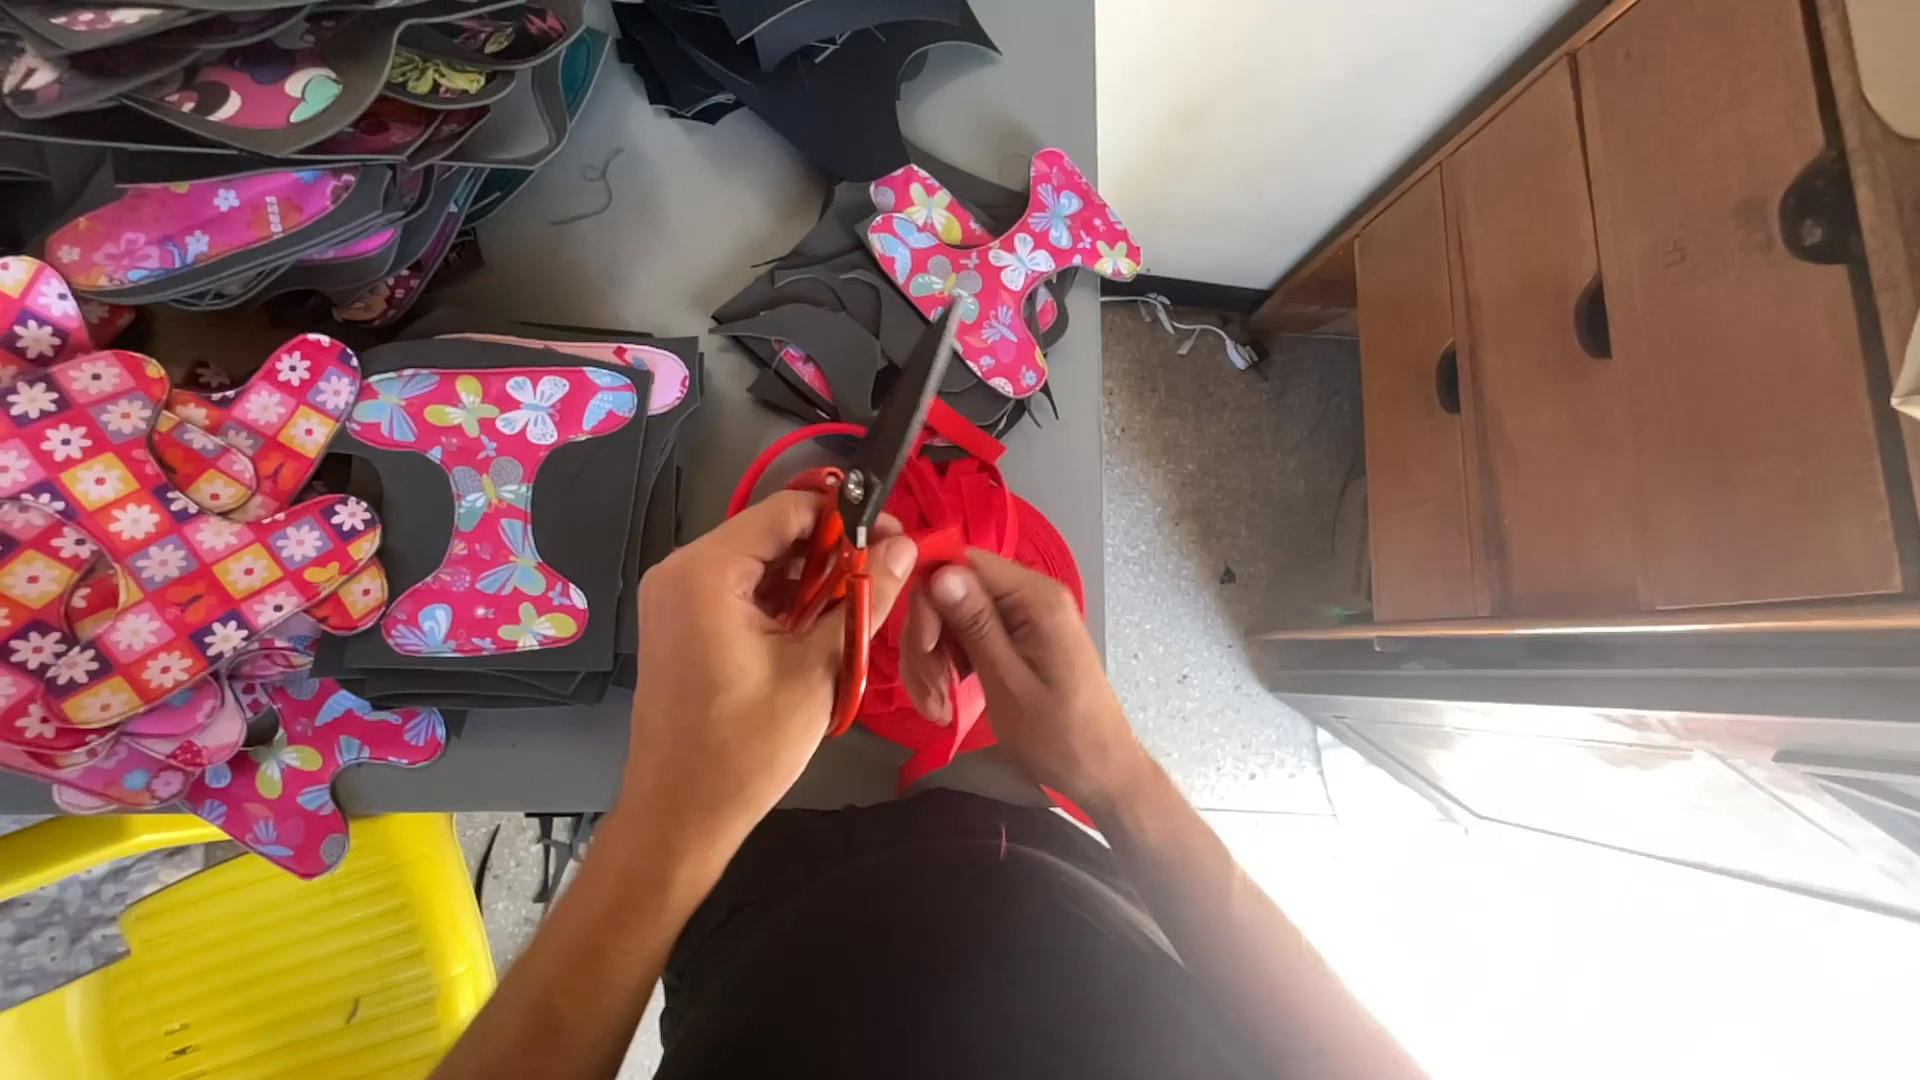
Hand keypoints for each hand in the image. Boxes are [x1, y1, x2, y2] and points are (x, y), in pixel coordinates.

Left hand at [620, 490, 916, 849]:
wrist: (680, 817)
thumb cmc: (746, 748)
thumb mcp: (818, 668)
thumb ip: (865, 599)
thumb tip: (906, 546)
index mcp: (706, 571)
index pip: (787, 510)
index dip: (846, 516)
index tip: (892, 537)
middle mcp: (682, 570)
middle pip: (772, 532)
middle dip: (833, 549)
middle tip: (885, 572)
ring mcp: (677, 595)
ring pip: (762, 560)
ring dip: (812, 576)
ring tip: (860, 602)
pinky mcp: (683, 620)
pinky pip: (743, 588)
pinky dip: (785, 597)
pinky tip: (820, 622)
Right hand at [903, 549, 1149, 811]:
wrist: (1101, 773)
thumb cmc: (1059, 736)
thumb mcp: (1008, 683)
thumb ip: (975, 624)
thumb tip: (940, 571)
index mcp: (1035, 597)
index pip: (961, 562)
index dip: (930, 597)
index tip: (925, 646)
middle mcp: (1030, 595)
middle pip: (951, 590)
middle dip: (929, 640)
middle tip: (930, 693)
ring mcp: (1024, 616)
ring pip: (952, 616)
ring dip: (934, 660)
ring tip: (938, 707)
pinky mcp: (1017, 637)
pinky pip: (967, 635)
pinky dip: (949, 666)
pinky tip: (948, 701)